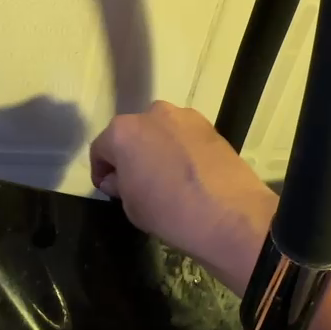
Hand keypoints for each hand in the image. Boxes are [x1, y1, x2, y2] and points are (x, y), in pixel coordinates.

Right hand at [89, 101, 277, 288]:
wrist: (230, 215)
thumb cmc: (170, 212)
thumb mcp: (131, 207)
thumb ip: (118, 185)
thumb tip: (117, 178)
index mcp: (122, 132)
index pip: (100, 149)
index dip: (101, 171)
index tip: (109, 188)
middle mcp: (150, 114)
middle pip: (130, 135)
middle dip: (130, 155)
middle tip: (138, 183)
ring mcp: (182, 116)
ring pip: (159, 132)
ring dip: (156, 148)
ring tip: (168, 178)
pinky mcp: (208, 124)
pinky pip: (183, 135)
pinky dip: (181, 149)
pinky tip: (190, 173)